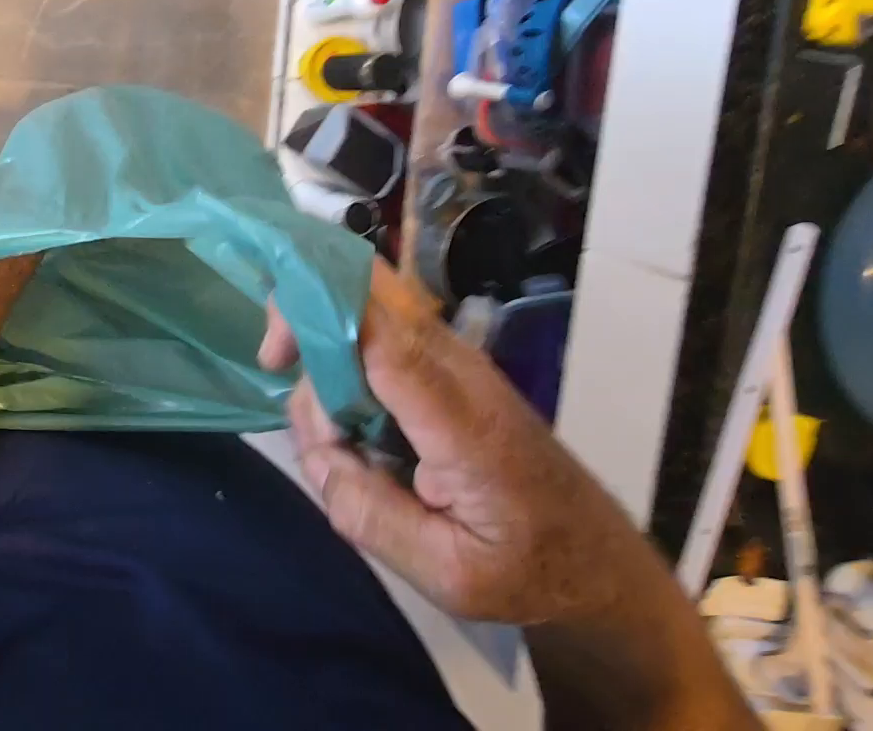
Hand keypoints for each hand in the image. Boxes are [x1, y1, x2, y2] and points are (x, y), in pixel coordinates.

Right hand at [258, 261, 663, 625]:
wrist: (598, 565)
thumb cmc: (531, 574)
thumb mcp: (449, 577)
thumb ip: (371, 516)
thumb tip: (319, 457)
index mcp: (462, 421)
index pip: (384, 334)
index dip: (320, 313)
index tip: (274, 354)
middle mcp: (456, 371)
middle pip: (369, 294)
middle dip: (309, 317)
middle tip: (283, 374)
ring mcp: (452, 365)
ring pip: (362, 319)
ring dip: (325, 370)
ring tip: (341, 452)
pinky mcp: (444, 373)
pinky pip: (375, 343)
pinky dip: (342, 375)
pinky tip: (354, 437)